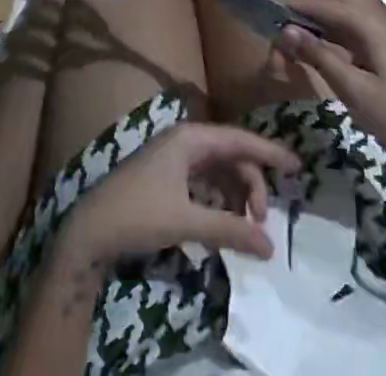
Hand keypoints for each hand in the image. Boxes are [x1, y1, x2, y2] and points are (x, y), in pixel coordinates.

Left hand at [59, 123, 299, 263]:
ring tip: (245, 226)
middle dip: (251, 185)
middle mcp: (183, 141)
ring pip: (218, 170)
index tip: (297, 167)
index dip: (270, 153)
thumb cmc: (138, 215)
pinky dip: (218, 199)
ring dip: (236, 194)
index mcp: (189, 139)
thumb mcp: (187, 221)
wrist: (88, 232)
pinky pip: (203, 181)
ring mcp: (172, 158)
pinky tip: (224, 221)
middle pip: (231, 156)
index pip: (240, 140)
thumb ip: (231, 230)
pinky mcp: (165, 177)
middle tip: (262, 221)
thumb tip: (270, 247)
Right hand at [276, 0, 385, 191]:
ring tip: (297, 54)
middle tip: (281, 42)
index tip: (273, 14)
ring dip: (323, 40)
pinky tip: (331, 69)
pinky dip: (339, 54)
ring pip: (351, 35)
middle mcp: (384, 32)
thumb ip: (321, 58)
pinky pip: (362, 51)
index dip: (301, 8)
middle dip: (309, 25)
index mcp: (374, 30)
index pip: (330, 7)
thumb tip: (287, 29)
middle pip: (340, 18)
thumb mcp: (356, 90)